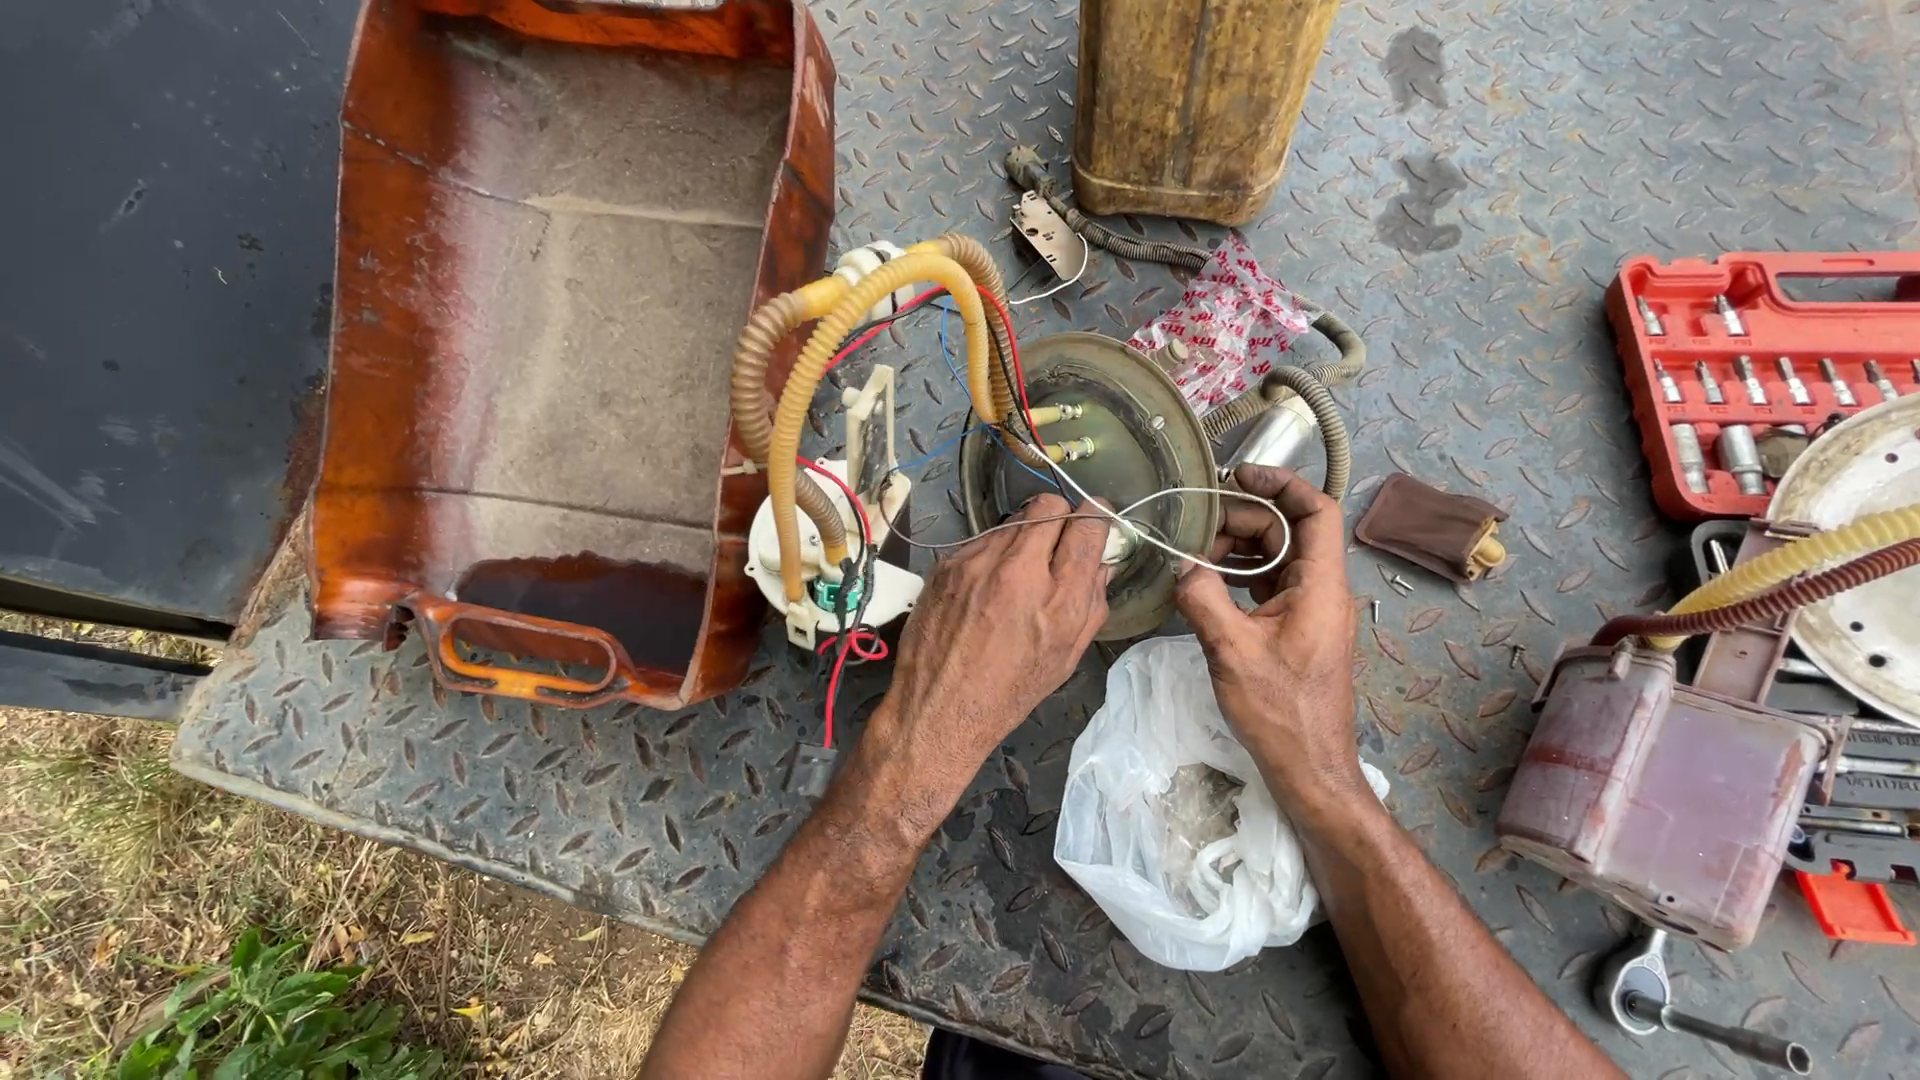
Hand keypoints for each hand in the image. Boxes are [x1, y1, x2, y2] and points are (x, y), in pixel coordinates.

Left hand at [871, 493, 1110, 792]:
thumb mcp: (1067, 656)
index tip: (1095, 518)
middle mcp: (1018, 573)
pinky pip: (982, 540)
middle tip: (1058, 541)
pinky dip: (993, 553)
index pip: (1087, 526)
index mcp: (1058, 601)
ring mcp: (976, 563)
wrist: (938, 707)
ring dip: (1025, 535)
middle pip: (1050, 506)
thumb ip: (1092, 602)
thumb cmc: (1010, 690)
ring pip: (1013, 519)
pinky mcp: (946, 564)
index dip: (1097, 516)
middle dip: (1061, 517)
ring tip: (1018, 572)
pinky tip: (987, 584)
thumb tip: (1102, 561)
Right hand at [1174, 465, 1366, 812]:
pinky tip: (1206, 581)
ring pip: (1276, 557)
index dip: (1282, 483)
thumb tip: (1180, 564)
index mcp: (1320, 587)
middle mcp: (1321, 591)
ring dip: (1237, 548)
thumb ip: (1202, 598)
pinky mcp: (1295, 628)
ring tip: (1194, 555)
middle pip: (1288, 531)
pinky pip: (1269, 584)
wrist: (1308, 765)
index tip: (1238, 475)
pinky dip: (1239, 575)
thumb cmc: (1278, 710)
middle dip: (1242, 520)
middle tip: (1196, 529)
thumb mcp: (1231, 651)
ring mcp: (1309, 610)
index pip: (1316, 512)